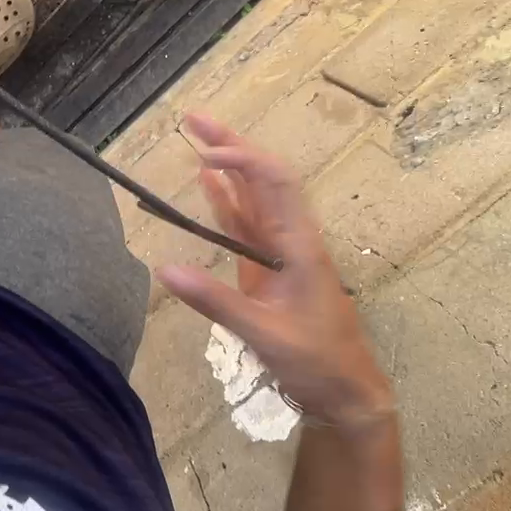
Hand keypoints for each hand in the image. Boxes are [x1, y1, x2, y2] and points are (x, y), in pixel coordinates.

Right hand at [155, 114, 394, 431]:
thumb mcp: (264, 334)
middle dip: (232, 145)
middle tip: (194, 118)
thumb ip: (215, 300)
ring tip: (196, 137)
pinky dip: (226, 199)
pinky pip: (244, 224)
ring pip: (253, 196)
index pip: (274, 184)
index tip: (205, 155)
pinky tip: (207, 180)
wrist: (346, 392)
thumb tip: (164, 270)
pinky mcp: (266, 267)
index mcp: (299, 245)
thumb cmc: (316, 362)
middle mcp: (291, 238)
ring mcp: (278, 251)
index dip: (243, 161)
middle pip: (263, 178)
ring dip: (228, 165)